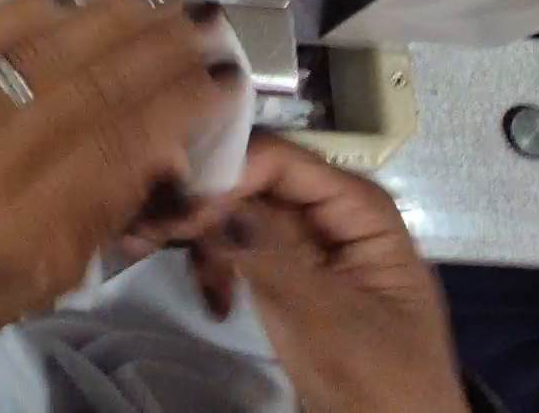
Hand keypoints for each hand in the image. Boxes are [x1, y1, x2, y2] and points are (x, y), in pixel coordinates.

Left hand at [0, 0, 238, 406]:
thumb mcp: (53, 276)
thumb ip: (110, 207)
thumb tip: (168, 137)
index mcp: (19, 221)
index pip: (115, 145)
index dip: (176, 105)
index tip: (220, 76)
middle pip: (85, 85)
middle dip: (156, 48)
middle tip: (204, 19)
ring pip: (41, 46)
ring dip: (109, 12)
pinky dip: (31, 2)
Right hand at [188, 134, 466, 412]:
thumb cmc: (377, 379)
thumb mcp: (324, 314)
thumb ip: (270, 248)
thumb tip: (210, 196)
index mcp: (357, 203)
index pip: (279, 159)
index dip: (229, 175)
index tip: (186, 212)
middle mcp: (328, 204)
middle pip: (252, 176)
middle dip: (206, 206)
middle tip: (161, 236)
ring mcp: (304, 233)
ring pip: (235, 205)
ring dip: (205, 238)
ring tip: (199, 282)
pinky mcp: (284, 261)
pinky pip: (236, 238)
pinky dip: (216, 262)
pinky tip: (216, 299)